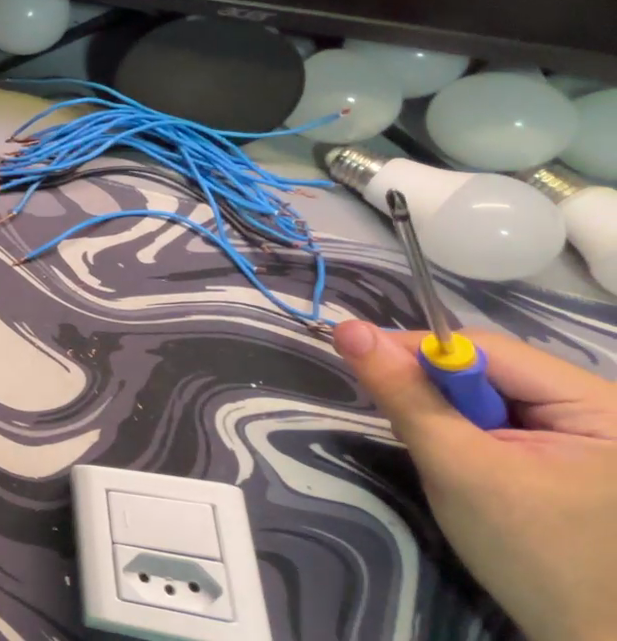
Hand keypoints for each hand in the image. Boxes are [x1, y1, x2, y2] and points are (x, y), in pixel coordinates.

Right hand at [334, 321, 616, 640]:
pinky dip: (473, 429)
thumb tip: (346, 328)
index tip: (361, 364)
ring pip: (497, 392)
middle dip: (436, 389)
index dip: (417, 350)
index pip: (487, 349)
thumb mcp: (454, 465)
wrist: (588, 637)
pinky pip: (513, 416)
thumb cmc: (530, 552)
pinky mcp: (586, 454)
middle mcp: (608, 410)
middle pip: (494, 369)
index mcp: (603, 407)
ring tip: (437, 447)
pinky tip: (466, 459)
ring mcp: (601, 434)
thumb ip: (402, 393)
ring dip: (451, 410)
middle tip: (400, 420)